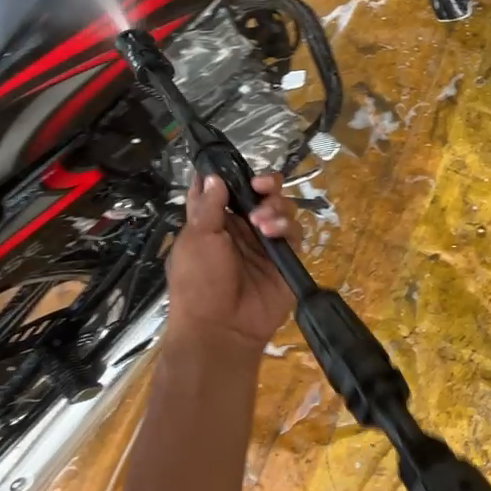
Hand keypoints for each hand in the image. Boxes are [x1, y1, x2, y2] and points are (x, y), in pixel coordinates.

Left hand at [168, 172, 298, 353]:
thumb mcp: (196, 240)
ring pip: (281, 208)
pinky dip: (287, 226)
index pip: (224, 192)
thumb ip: (208, 206)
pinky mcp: (288, 254)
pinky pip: (295, 230)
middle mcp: (242, 229)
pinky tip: (274, 234)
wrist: (223, 325)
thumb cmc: (198, 282)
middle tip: (263, 186)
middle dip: (264, 185)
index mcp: (214, 224)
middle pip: (260, 194)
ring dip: (275, 207)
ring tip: (263, 221)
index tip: (232, 165)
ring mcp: (266, 241)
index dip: (229, 176)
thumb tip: (212, 175)